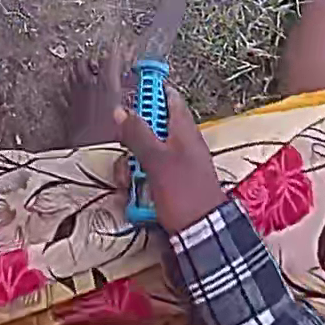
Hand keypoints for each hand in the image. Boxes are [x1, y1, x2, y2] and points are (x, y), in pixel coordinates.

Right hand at [116, 86, 227, 234]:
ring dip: (131, 161)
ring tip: (129, 178)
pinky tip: (134, 191)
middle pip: (150, 123)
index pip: (168, 95)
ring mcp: (175, 162)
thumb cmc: (184, 192)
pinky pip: (147, 169)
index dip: (150, 88)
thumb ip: (137, 134)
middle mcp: (180, 141)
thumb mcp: (156, 160)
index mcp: (183, 128)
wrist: (204, 236)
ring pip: (144, 149)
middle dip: (132, 134)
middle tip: (125, 146)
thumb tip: (120, 110)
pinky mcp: (169, 181)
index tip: (130, 91)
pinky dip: (137, 177)